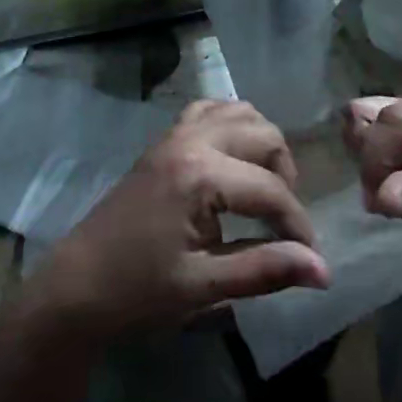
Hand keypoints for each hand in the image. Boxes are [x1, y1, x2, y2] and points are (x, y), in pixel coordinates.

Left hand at [25, 100, 330, 342]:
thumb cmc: (138, 291)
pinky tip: (234, 156)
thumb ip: (265, 270)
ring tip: (262, 186)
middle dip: (285, 177)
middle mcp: (192, 141)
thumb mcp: (204, 286)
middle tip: (283, 221)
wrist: (77, 284)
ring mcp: (175, 134)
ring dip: (262, 144)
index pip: (271, 191)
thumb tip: (324, 270)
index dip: (298, 224)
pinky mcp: (164, 139)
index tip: (310, 258)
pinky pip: (208, 110)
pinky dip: (232, 124)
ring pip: (240, 112)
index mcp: (201, 176)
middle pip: (265, 137)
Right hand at [341, 90, 401, 276]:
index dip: (376, 158)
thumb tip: (379, 196)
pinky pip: (386, 142)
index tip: (377, 205)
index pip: (396, 120)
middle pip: (379, 115)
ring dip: (377, 163)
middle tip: (385, 204)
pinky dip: (387, 168)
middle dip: (372, 158)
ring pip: (375, 124)